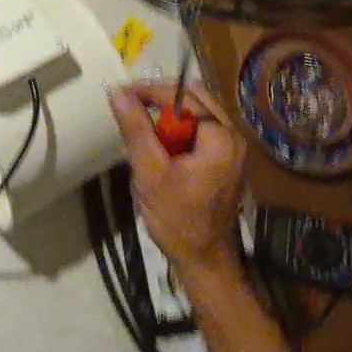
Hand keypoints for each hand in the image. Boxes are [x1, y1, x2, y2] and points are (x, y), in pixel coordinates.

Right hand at [110, 81, 246, 279]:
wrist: (204, 260)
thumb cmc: (177, 219)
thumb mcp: (150, 172)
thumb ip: (136, 129)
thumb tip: (117, 93)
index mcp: (220, 137)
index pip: (183, 95)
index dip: (150, 90)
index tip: (121, 95)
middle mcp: (233, 136)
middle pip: (195, 99)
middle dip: (160, 100)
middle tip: (130, 108)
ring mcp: (232, 149)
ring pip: (198, 114)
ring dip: (168, 116)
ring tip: (141, 127)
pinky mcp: (226, 161)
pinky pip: (201, 131)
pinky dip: (179, 131)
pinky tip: (159, 146)